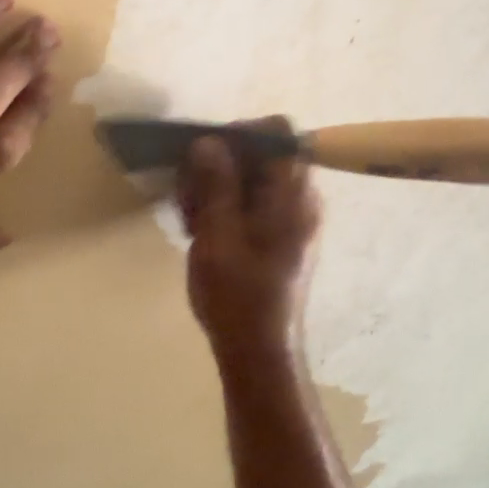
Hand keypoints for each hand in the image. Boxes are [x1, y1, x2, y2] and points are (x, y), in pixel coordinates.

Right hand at [177, 121, 322, 356]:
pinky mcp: (279, 236)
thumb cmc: (238, 298)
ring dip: (215, 187)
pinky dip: (224, 206)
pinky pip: (252, 202)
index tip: (203, 156)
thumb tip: (209, 141)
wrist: (258, 354)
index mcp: (294, 196)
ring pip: (252, 178)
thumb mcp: (218, 237)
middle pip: (261, 154)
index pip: (278, 133)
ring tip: (190, 219)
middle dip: (218, 165)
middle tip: (188, 197)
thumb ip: (216, 185)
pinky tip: (201, 231)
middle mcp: (301, 200)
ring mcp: (292, 219)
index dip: (238, 134)